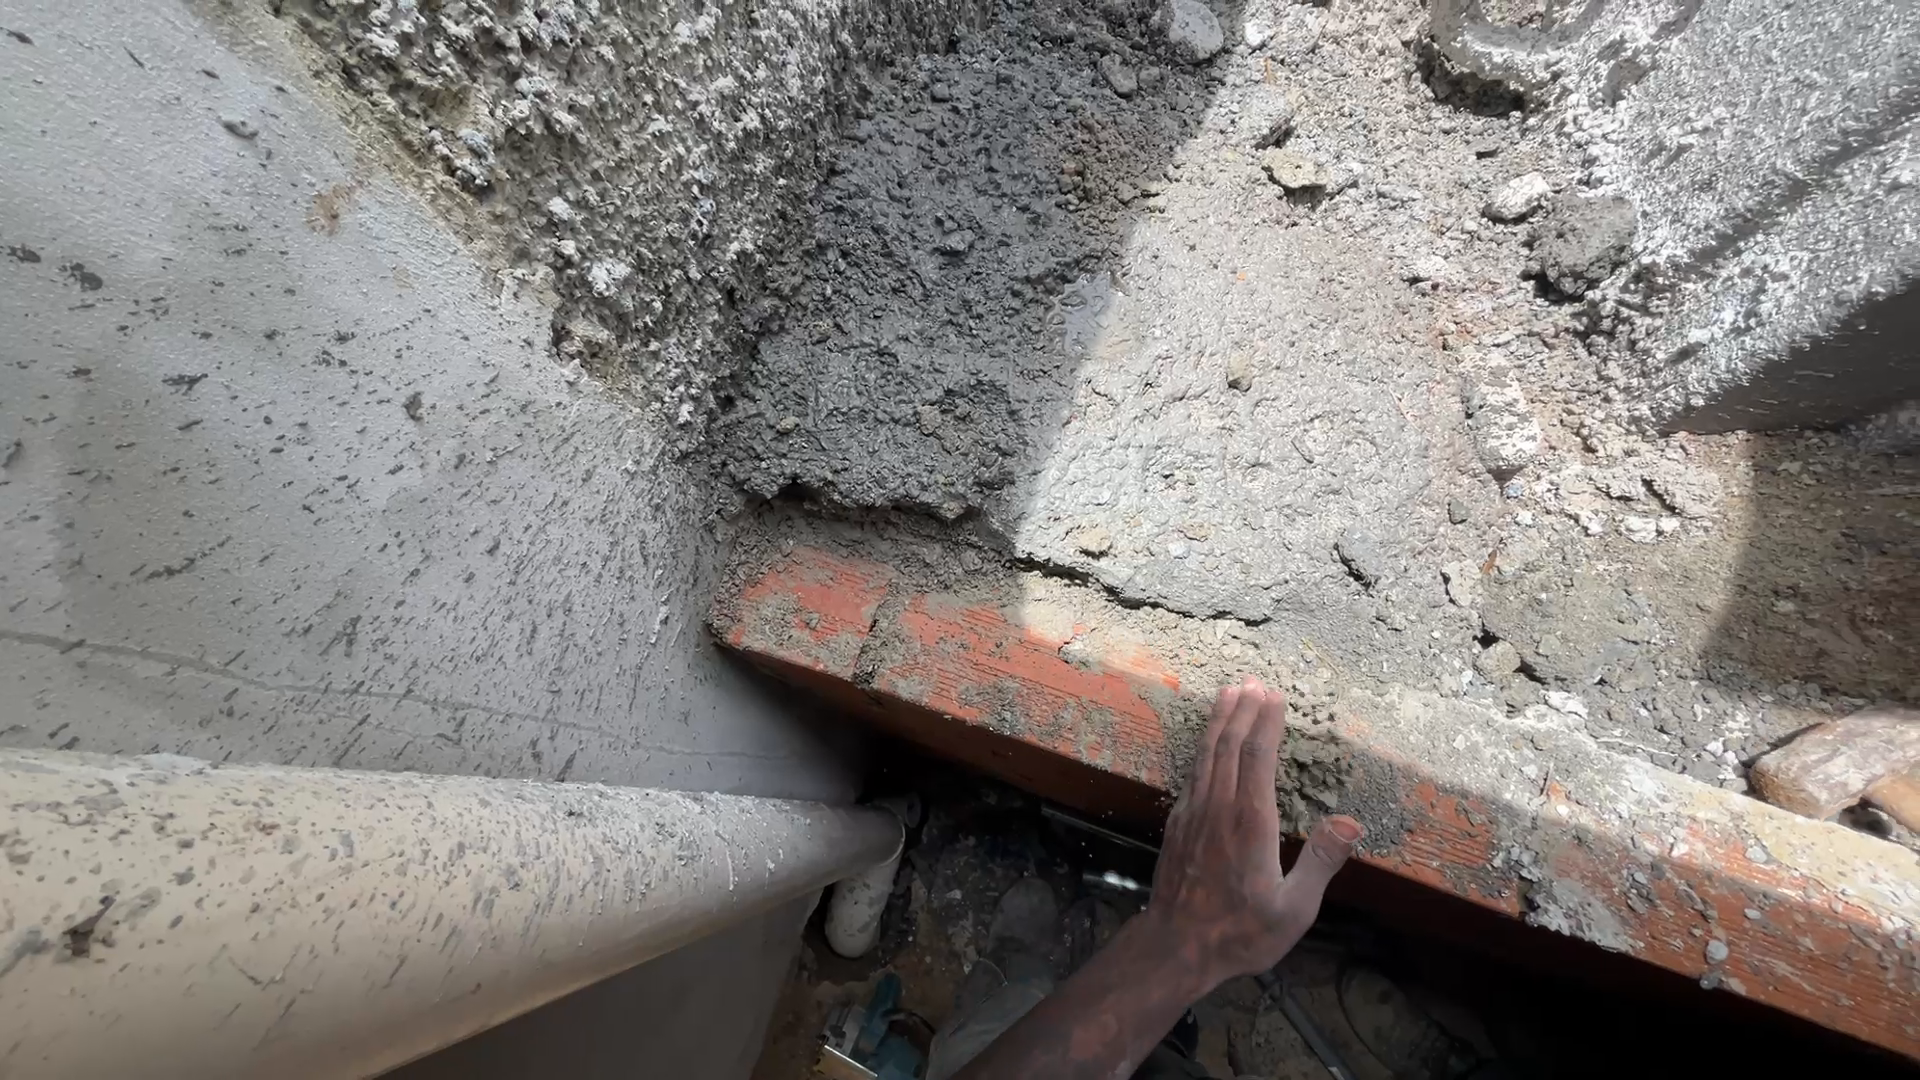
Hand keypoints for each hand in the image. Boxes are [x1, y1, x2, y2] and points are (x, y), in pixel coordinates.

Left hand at [1144, 677, 1362, 990]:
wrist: (1177, 942)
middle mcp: (1219, 806)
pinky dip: (1204, 746)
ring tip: (1228, 693)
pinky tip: (1208, 741)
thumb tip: (1352, 823)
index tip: (1274, 696)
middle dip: (1242, 711)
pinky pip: (1194, 770)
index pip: (1258, 758)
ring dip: (1219, 721)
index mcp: (1250, 822)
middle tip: (1253, 682)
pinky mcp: (1179, 819)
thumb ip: (1320, 861)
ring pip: (1207, 754)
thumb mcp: (1293, 908)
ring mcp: (1194, 810)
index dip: (1266, 724)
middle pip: (1229, 746)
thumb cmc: (1242, 931)